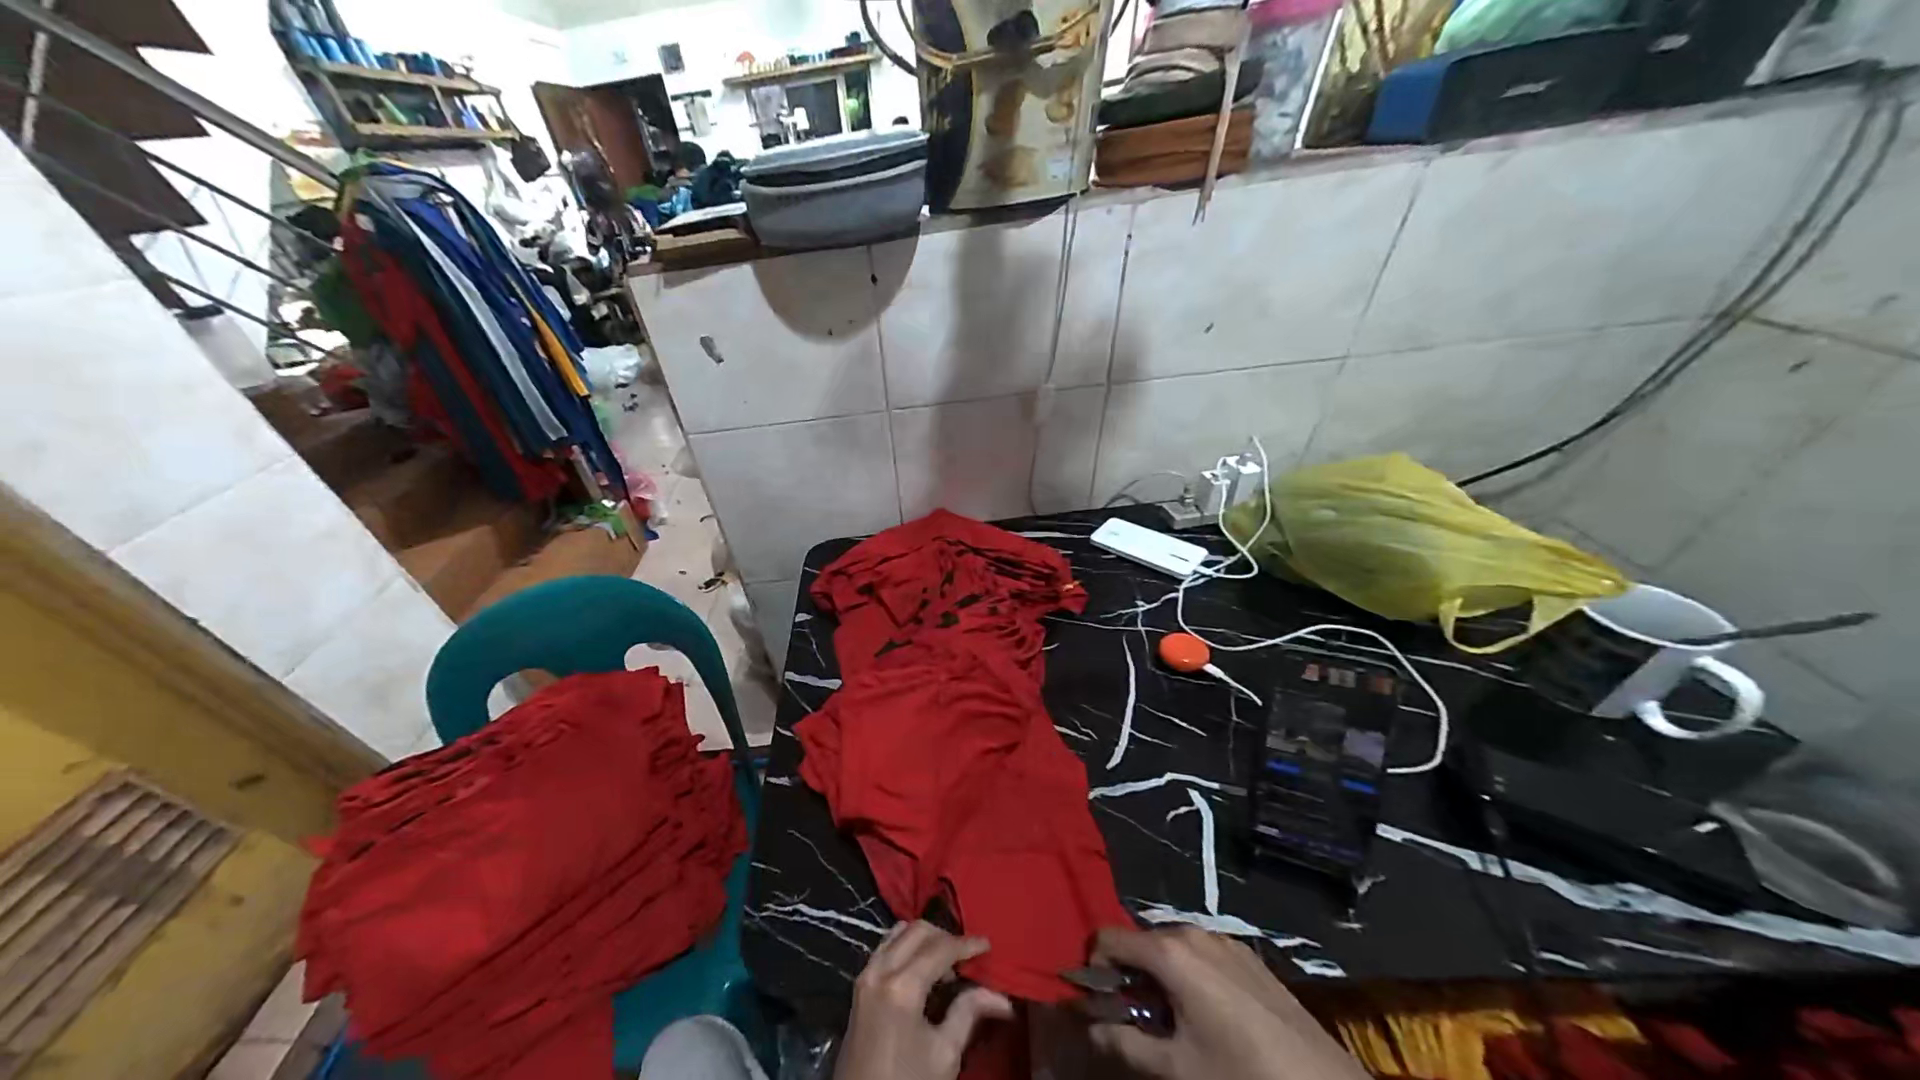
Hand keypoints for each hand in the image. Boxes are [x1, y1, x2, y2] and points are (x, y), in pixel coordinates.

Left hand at [834, 921, 1014, 1079]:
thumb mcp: (945, 1053)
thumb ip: (969, 1013)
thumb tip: (1001, 997)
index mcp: (902, 986)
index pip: (941, 948)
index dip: (967, 944)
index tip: (987, 945)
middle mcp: (880, 970)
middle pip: (917, 931)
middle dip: (945, 937)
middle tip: (966, 957)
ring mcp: (865, 976)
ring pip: (898, 933)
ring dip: (924, 939)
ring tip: (945, 964)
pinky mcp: (859, 987)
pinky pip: (884, 948)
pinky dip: (905, 946)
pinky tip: (922, 968)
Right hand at [1085, 927, 1368, 1079]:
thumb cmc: (1242, 1075)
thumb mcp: (1176, 1068)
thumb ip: (1125, 1043)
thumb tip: (1090, 1027)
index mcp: (1170, 951)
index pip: (1108, 938)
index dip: (1094, 969)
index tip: (1098, 1005)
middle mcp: (1193, 932)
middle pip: (1140, 942)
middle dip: (1127, 977)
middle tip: (1132, 1021)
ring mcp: (1224, 940)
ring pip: (1170, 948)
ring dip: (1157, 978)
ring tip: (1170, 1024)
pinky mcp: (1248, 956)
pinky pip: (1200, 955)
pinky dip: (1187, 976)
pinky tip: (1205, 1017)